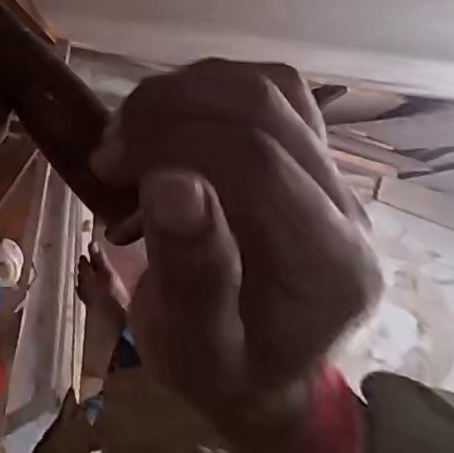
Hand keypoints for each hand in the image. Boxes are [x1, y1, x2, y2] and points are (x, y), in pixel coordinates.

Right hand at [91, 60, 379, 452]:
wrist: (255, 368)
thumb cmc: (219, 365)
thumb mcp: (191, 345)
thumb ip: (190, 273)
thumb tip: (170, 182)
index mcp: (329, 262)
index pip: (257, 160)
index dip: (171, 142)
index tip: (107, 164)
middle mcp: (346, 206)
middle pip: (262, 106)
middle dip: (167, 109)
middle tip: (111, 147)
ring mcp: (332, 171)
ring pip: (265, 84)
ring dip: (182, 91)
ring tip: (133, 129)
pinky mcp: (308, 149)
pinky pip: (266, 86)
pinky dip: (205, 86)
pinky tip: (169, 119)